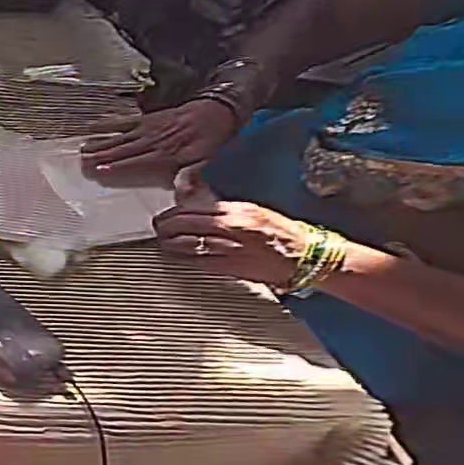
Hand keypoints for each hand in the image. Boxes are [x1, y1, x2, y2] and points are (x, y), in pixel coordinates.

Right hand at [82, 100, 237, 173]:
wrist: (218, 112)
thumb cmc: (210, 141)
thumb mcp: (206, 161)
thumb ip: (191, 176)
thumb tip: (184, 192)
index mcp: (167, 155)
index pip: (136, 163)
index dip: (117, 166)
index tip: (99, 170)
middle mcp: (154, 141)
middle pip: (122, 150)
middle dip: (101, 156)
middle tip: (82, 163)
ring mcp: (147, 129)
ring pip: (119, 137)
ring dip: (99, 144)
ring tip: (82, 150)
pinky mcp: (145, 119)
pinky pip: (122, 122)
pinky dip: (106, 125)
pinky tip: (92, 128)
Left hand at [151, 169, 316, 287]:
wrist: (304, 257)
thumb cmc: (277, 232)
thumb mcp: (250, 210)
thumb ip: (219, 206)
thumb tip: (189, 197)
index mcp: (235, 210)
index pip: (190, 208)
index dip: (171, 213)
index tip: (164, 217)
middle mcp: (230, 227)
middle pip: (182, 224)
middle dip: (164, 227)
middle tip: (159, 229)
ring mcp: (228, 248)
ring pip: (184, 244)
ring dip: (169, 243)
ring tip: (165, 242)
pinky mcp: (228, 267)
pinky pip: (195, 261)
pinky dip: (184, 258)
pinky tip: (180, 257)